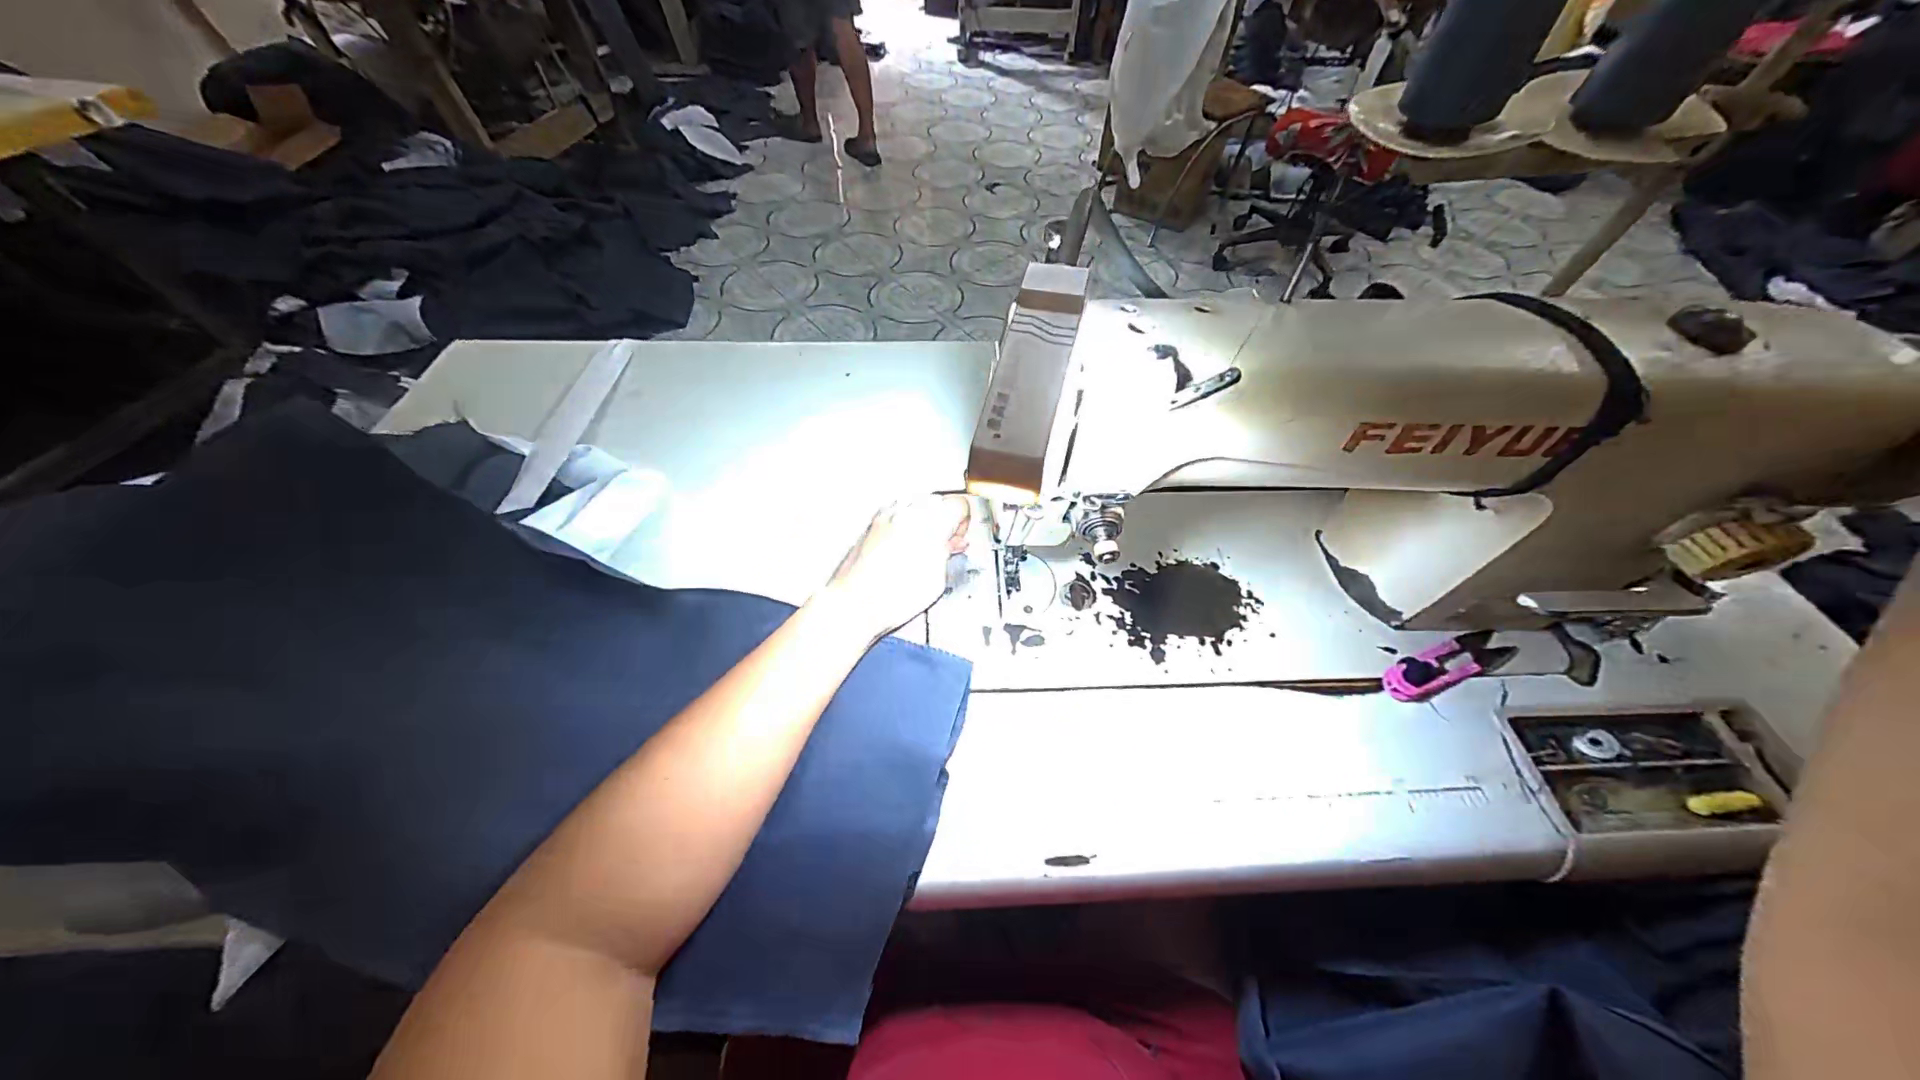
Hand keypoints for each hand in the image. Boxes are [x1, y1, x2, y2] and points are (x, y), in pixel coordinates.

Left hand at [813, 495, 971, 641]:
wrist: (854, 603)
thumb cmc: (893, 597)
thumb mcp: (936, 580)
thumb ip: (946, 554)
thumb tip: (952, 544)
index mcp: (929, 524)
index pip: (958, 506)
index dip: (963, 524)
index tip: (957, 540)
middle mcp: (908, 512)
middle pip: (937, 501)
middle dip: (944, 520)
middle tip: (944, 544)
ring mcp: (887, 515)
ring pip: (916, 502)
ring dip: (925, 518)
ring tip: (924, 543)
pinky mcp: (872, 523)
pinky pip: (897, 510)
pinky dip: (906, 520)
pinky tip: (905, 542)